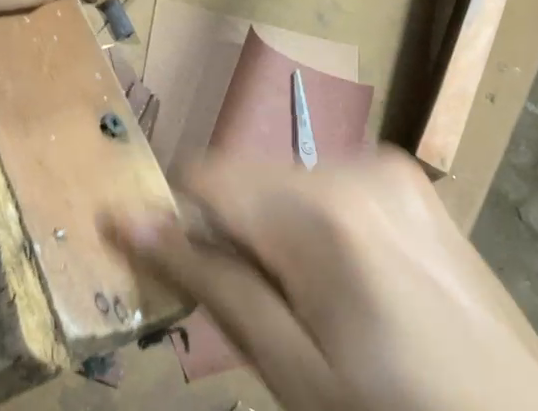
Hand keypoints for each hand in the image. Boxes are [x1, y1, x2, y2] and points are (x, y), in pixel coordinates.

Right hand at [104, 150, 537, 410]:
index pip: (202, 174)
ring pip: (281, 185)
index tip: (173, 274)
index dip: (174, 219)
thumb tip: (123, 219)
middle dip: (231, 237)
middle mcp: (357, 168)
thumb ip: (208, 282)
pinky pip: (327, 191)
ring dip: (271, 235)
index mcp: (322, 211)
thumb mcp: (292, 369)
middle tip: (262, 317)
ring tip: (312, 312)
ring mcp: (394, 175)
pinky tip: (349, 292)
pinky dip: (312, 230)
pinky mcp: (415, 190)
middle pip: (244, 180)